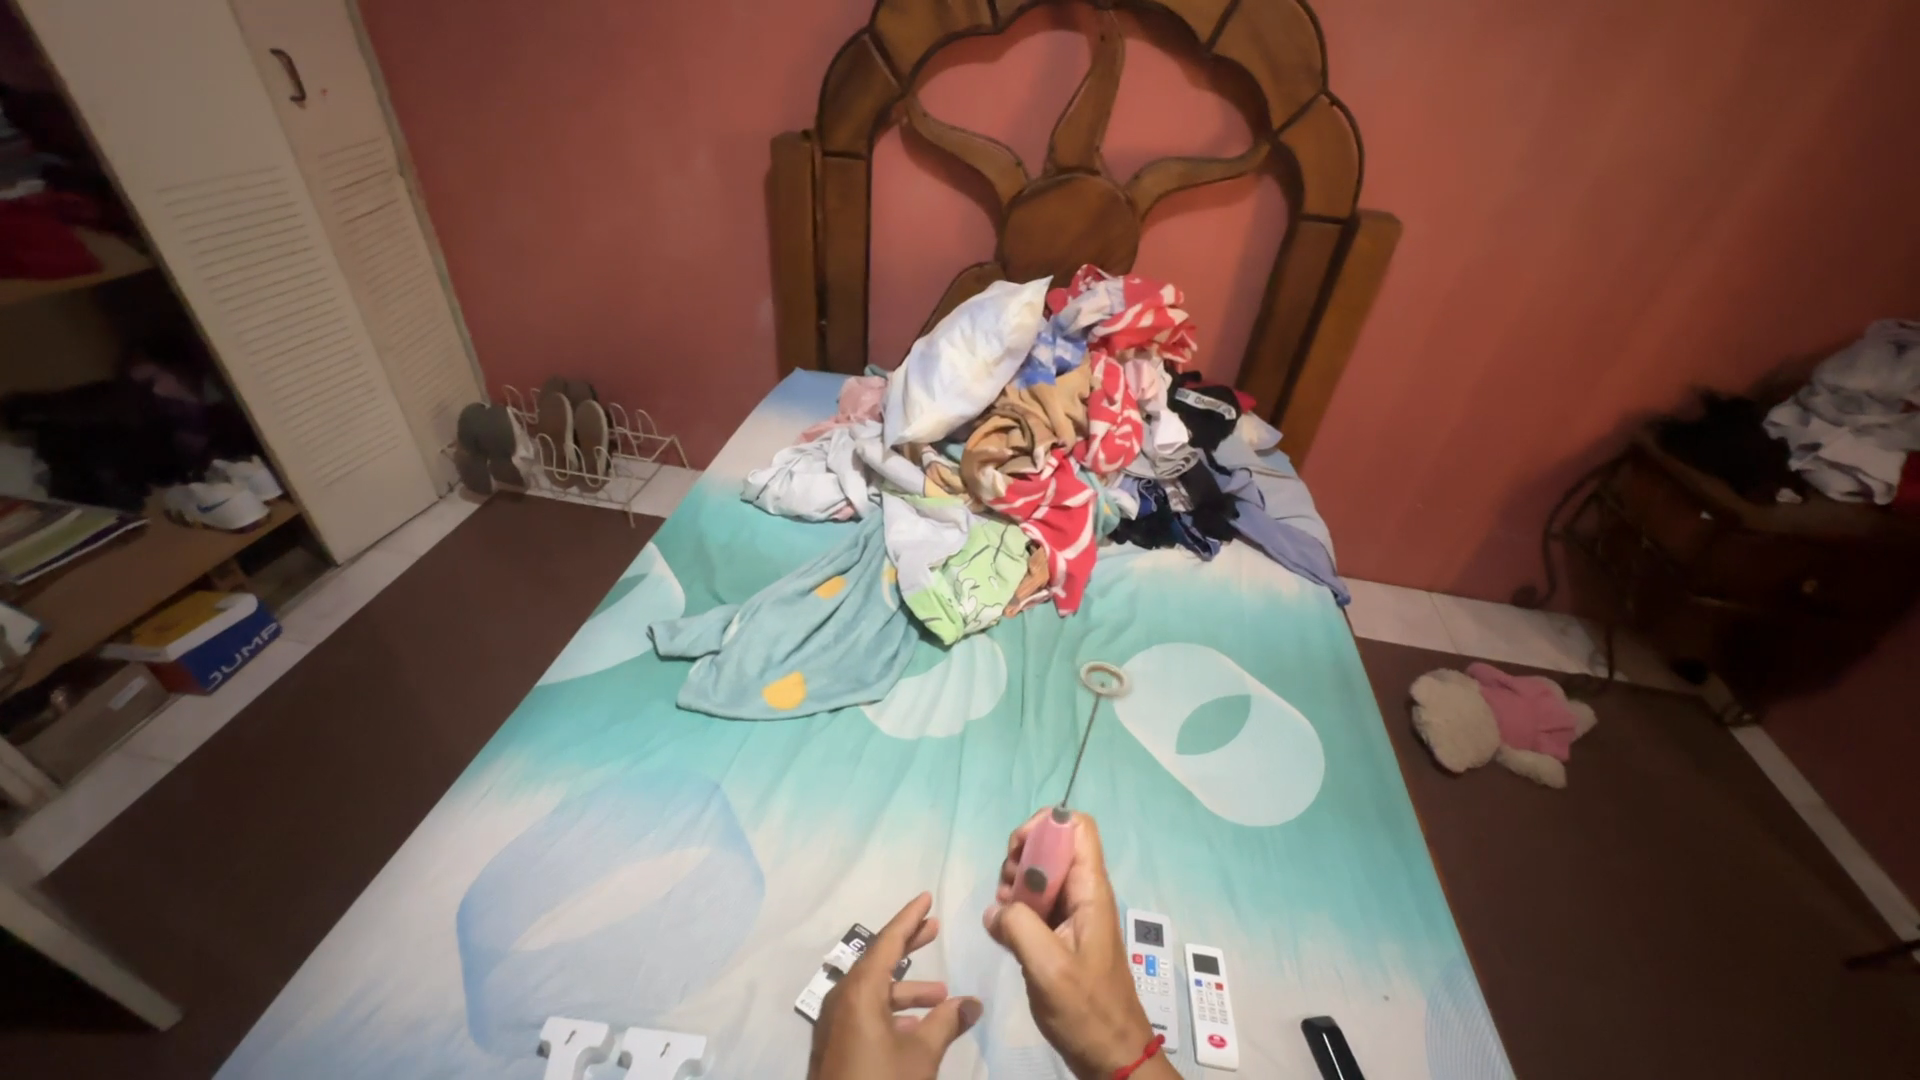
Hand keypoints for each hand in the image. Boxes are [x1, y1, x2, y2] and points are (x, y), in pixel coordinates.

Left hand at [808, 891, 982, 1079]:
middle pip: (879, 959)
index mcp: (859, 990)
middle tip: (936, 928)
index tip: (927, 897)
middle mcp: (842, 998)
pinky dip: (892, 1010)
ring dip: (907, 989)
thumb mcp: (921, 1054)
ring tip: (941, 995)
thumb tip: (973, 1003)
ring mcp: (835, 1023)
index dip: (910, 918)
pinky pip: (866, 1012)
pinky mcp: (835, 1046)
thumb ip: (947, 1022)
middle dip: (909, 944)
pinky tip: (917, 1027)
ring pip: (875, 990)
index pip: (888, 940)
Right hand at [983, 812, 1175, 1079]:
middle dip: (1022, 855)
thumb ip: (1019, 927)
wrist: (1110, 1053)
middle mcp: (1083, 891)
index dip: (1045, 825)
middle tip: (1006, 887)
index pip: (1076, 826)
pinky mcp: (1060, 931)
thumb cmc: (1087, 1009)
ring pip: (1040, 872)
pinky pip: (1035, 901)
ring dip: (1015, 882)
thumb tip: (996, 908)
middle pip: (1052, 844)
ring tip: (1003, 908)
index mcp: (1090, 889)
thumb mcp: (1049, 967)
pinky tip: (1004, 926)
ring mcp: (1072, 911)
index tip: (1018, 852)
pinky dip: (1016, 906)